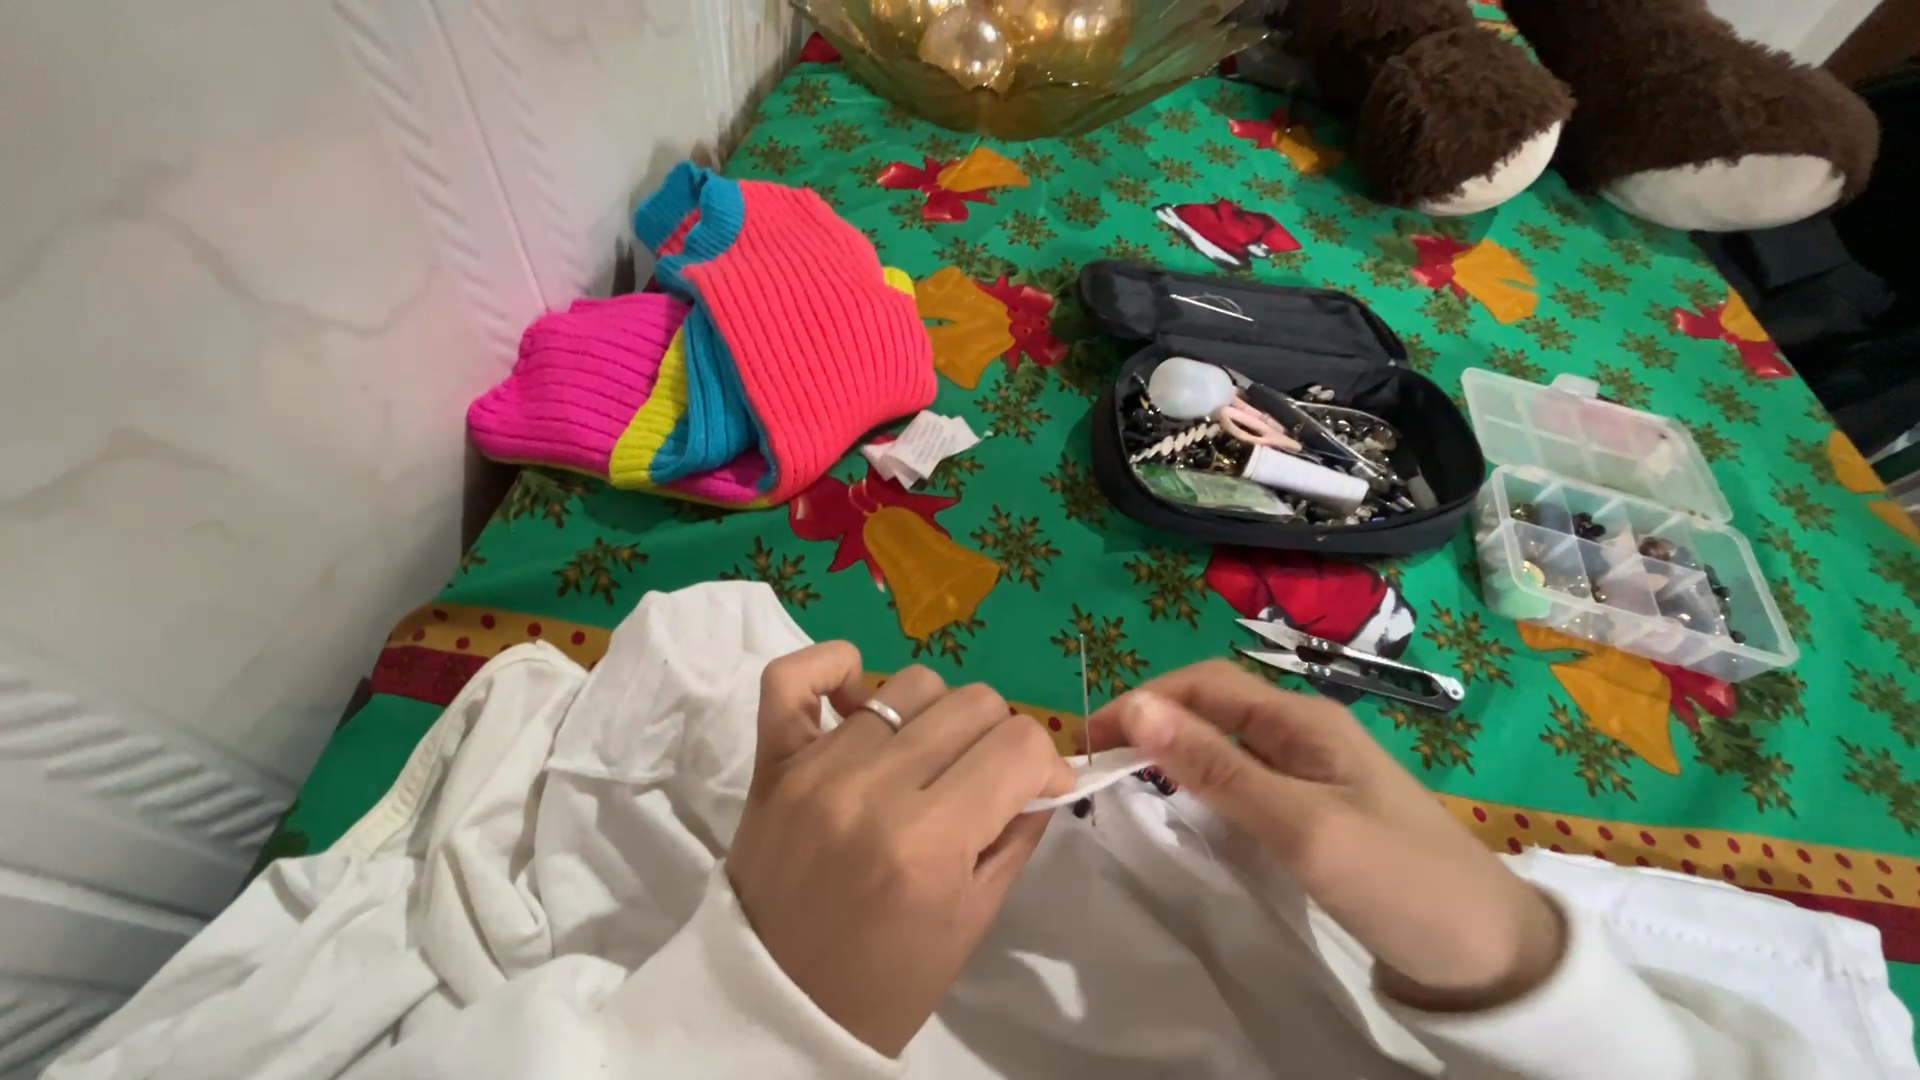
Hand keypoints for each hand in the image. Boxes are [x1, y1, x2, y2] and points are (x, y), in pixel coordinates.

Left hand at [728, 645, 1074, 1056]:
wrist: (773, 1007)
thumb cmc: (886, 979)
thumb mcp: (974, 919)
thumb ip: (1018, 831)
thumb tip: (1045, 769)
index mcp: (929, 843)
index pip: (1019, 744)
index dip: (1043, 761)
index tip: (1036, 786)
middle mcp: (873, 790)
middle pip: (972, 703)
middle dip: (997, 737)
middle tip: (981, 779)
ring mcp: (816, 767)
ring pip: (909, 683)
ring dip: (935, 714)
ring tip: (925, 757)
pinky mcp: (773, 759)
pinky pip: (795, 675)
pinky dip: (834, 668)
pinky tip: (858, 695)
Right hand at [1094, 661, 1565, 1012]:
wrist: (1489, 958)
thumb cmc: (1396, 881)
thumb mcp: (1300, 825)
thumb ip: (1217, 768)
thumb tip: (1136, 707)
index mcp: (1300, 719)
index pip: (1202, 685)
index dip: (1143, 701)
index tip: (1091, 740)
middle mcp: (1300, 730)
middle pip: (1209, 705)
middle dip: (1151, 719)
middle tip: (1099, 760)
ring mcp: (1307, 768)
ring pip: (1221, 739)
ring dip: (1171, 747)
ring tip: (1125, 776)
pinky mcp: (1310, 803)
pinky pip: (1239, 774)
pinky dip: (1198, 778)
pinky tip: (1181, 801)